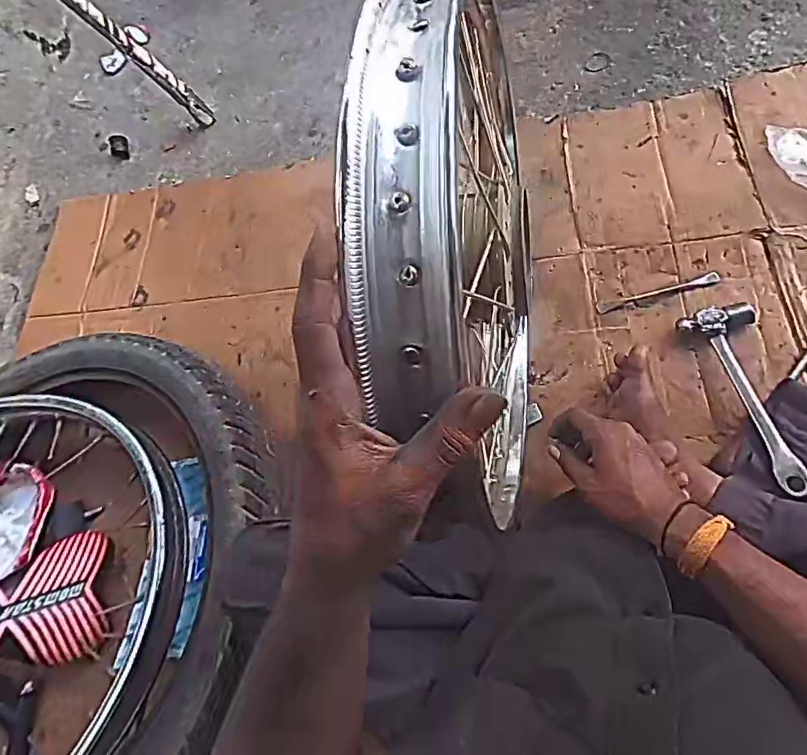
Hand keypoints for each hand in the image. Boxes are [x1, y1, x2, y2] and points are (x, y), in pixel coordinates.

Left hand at [288, 231, 504, 586]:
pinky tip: (376, 324)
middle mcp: (318, 396)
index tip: (324, 237)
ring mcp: (323, 407)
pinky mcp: (335, 418)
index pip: (315, 329)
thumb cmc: (356, 533)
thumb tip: (491, 395)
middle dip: (325, 275)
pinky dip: (348, 330)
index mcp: (326, 404)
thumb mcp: (407, 487)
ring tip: (359, 264)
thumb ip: (447, 440)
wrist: (328, 571)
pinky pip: (338, 361)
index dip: (318, 281)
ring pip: (323, 341)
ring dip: (334, 299)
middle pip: (315, 323)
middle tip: (347, 235)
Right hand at [549, 407, 688, 545]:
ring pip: (606, 431)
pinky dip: (607, 447)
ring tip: (581, 461)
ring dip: (591, 441)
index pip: (575, 415)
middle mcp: (621, 428)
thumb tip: (554, 447)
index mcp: (604, 432)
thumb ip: (567, 461)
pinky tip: (603, 466)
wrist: (665, 514)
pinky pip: (620, 439)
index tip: (552, 436)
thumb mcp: (587, 484)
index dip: (559, 424)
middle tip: (563, 449)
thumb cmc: (626, 501)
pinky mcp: (646, 448)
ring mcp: (636, 437)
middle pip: (591, 422)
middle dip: (574, 434)